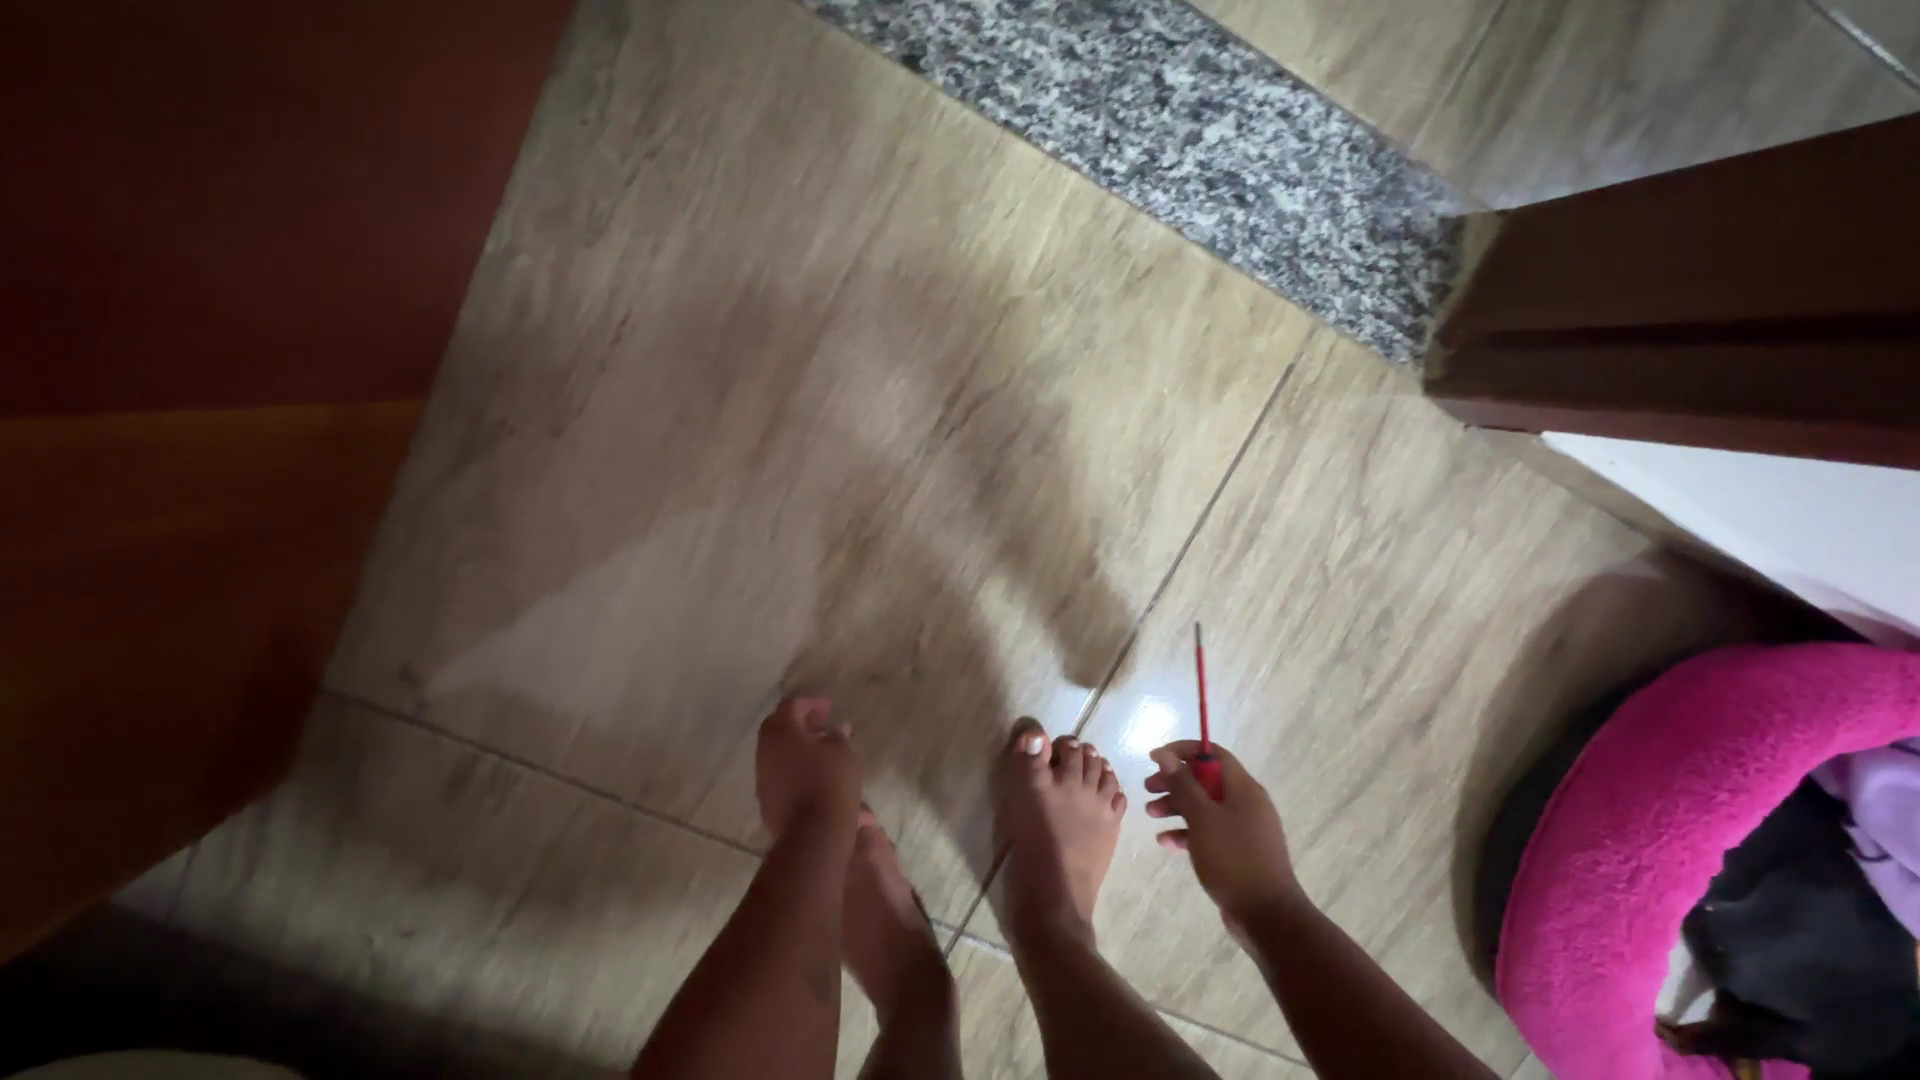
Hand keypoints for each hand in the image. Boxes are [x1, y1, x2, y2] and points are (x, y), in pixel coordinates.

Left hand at [756, 697, 861, 838]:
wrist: (813, 832)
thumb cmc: (831, 782)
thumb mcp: (845, 753)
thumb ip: (839, 737)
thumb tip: (837, 729)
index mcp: (782, 731)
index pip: (791, 705)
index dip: (811, 703)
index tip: (830, 709)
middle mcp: (765, 750)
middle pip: (777, 726)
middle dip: (798, 722)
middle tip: (821, 725)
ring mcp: (762, 775)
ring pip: (775, 751)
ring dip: (795, 746)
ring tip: (819, 751)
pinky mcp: (765, 797)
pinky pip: (777, 772)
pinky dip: (792, 766)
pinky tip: (812, 774)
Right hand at [1146, 740, 1303, 934]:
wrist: (1266, 915)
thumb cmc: (1233, 859)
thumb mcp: (1202, 818)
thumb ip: (1183, 785)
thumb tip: (1165, 755)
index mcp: (1243, 789)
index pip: (1213, 755)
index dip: (1183, 751)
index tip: (1156, 758)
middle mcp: (1246, 803)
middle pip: (1205, 780)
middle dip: (1175, 782)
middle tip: (1148, 787)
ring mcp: (1243, 829)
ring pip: (1205, 807)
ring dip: (1176, 807)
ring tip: (1151, 814)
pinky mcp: (1238, 852)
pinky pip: (1209, 832)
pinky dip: (1187, 833)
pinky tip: (1166, 843)